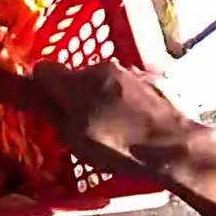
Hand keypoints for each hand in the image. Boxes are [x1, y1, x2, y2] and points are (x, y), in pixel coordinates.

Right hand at [31, 60, 213, 179]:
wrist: (174, 146)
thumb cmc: (119, 148)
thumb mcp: (76, 141)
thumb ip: (56, 116)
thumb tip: (41, 100)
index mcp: (76, 82)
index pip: (43, 70)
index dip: (41, 87)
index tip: (47, 105)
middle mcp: (101, 68)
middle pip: (76, 76)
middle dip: (74, 94)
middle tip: (81, 122)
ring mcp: (129, 70)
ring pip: (103, 80)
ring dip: (101, 96)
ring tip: (112, 124)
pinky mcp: (152, 78)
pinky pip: (127, 85)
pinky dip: (124, 98)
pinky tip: (134, 121)